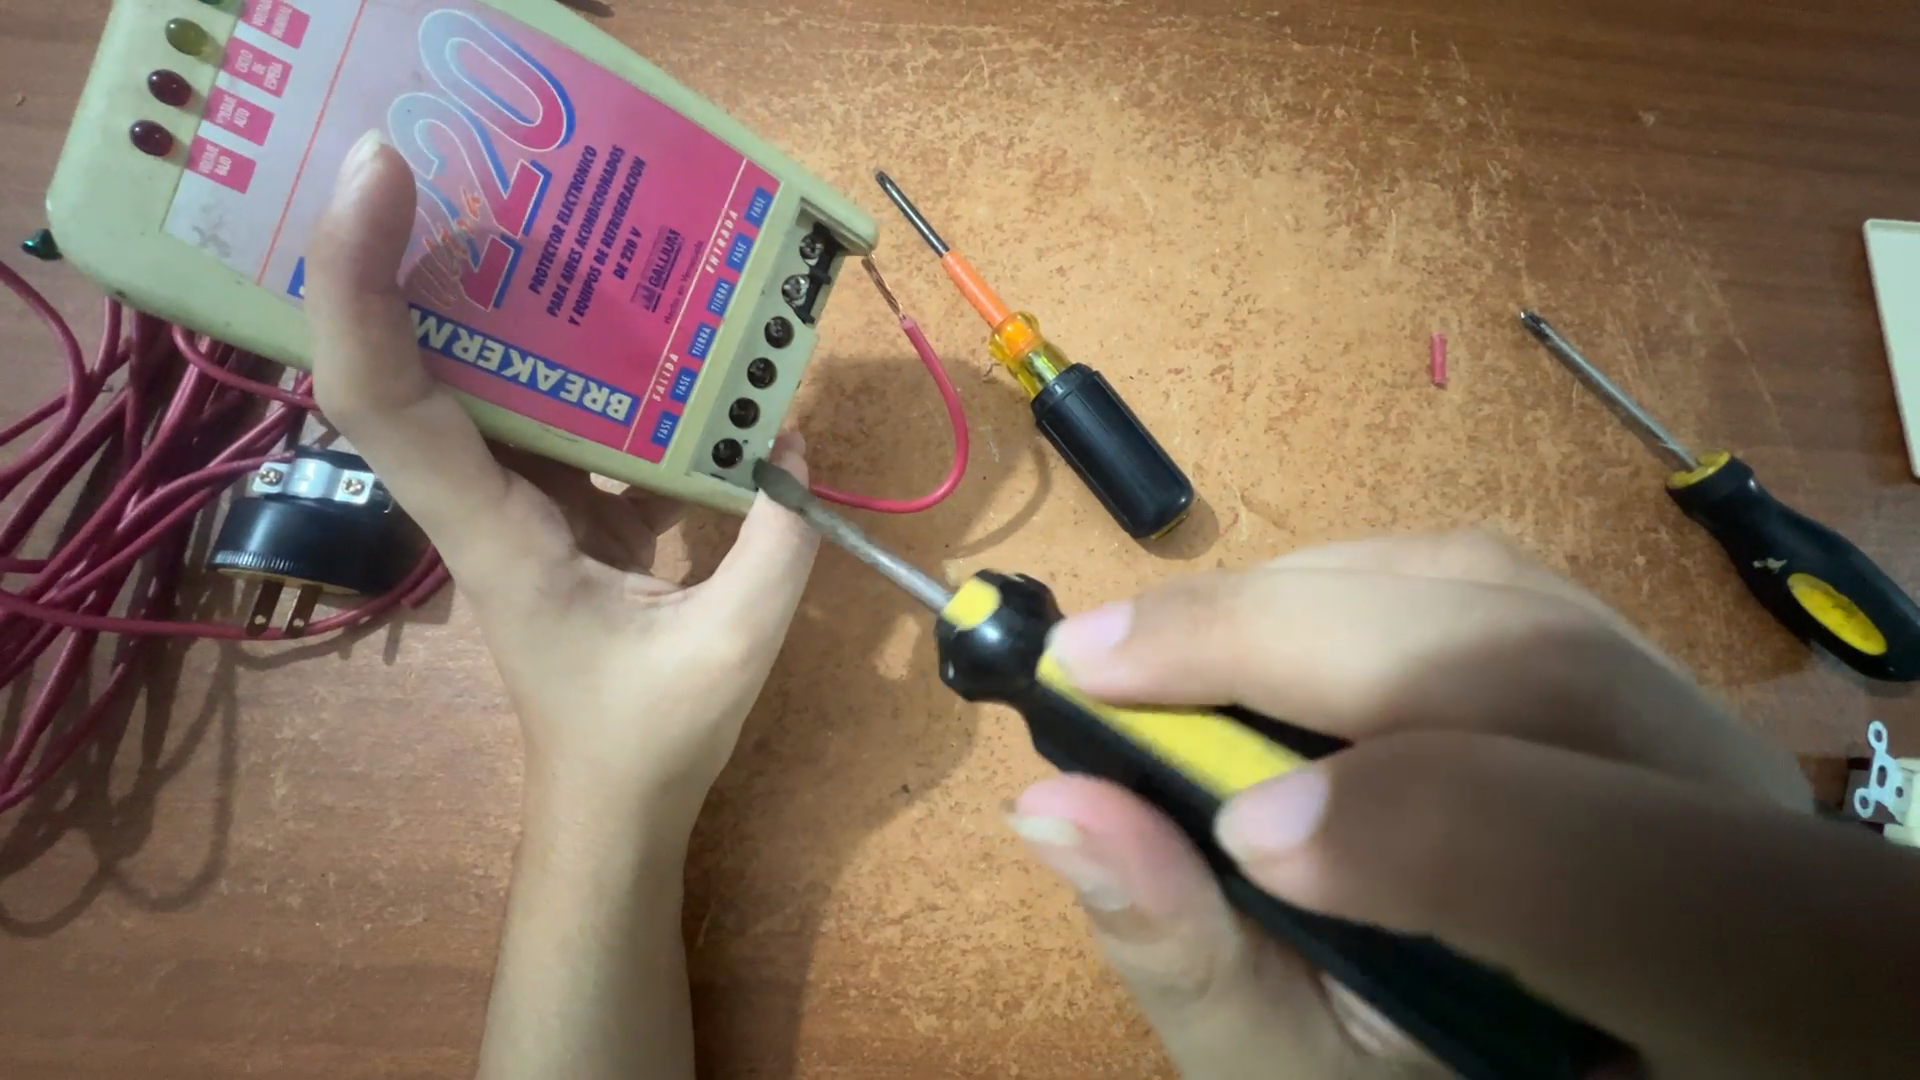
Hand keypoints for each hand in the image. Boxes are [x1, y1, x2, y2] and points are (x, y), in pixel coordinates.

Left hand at [303, 131, 817, 830]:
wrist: (617, 809)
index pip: (388, 399)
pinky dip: (598, 387)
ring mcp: (524, 517)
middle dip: (433, 262)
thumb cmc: (656, 739)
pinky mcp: (565, 526)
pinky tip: (654, 356)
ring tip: (578, 241)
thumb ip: (778, 539)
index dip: (361, 281)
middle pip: (418, 369)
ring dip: (522, 318)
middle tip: (503, 177)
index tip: (385, 175)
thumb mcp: (738, 641)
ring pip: (496, 398)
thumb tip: (791, 443)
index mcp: (500, 539)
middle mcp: (489, 513)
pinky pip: (566, 434)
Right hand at [1011, 531, 1913, 1078]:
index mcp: (1731, 998)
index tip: (1231, 831)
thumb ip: (1182, 948)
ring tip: (1157, 652)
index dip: (1434, 829)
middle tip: (1098, 659)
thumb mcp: (1281, 1063)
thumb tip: (1051, 803)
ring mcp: (1669, 701)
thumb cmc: (1392, 1071)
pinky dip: (1317, 587)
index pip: (1660, 886)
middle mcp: (1730, 806)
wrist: (1507, 1016)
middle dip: (1276, 643)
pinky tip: (1248, 637)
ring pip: (1474, 584)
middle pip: (1523, 660)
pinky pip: (1452, 570)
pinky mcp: (1589, 640)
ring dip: (1279, 603)